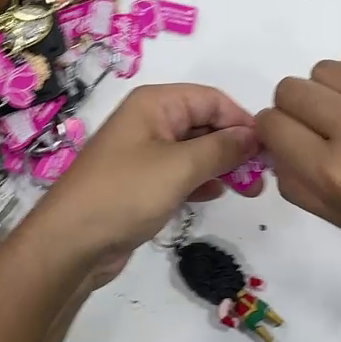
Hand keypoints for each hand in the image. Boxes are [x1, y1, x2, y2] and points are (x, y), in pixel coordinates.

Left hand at [30, 85, 260, 284]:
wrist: (70, 242)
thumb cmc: (125, 193)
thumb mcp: (179, 168)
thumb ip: (221, 149)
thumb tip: (254, 135)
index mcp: (155, 103)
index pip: (211, 99)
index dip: (241, 120)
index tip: (269, 149)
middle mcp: (149, 120)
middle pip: (203, 122)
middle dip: (234, 145)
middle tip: (262, 175)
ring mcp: (143, 152)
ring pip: (194, 149)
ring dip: (221, 164)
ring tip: (248, 189)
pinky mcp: (141, 182)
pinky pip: (180, 172)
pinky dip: (200, 180)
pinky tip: (215, 195)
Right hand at [256, 36, 340, 284]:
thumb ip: (300, 184)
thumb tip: (278, 149)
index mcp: (334, 173)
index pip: (272, 124)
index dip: (274, 132)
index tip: (289, 140)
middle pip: (292, 89)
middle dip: (294, 109)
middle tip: (319, 128)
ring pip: (328, 68)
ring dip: (329, 90)